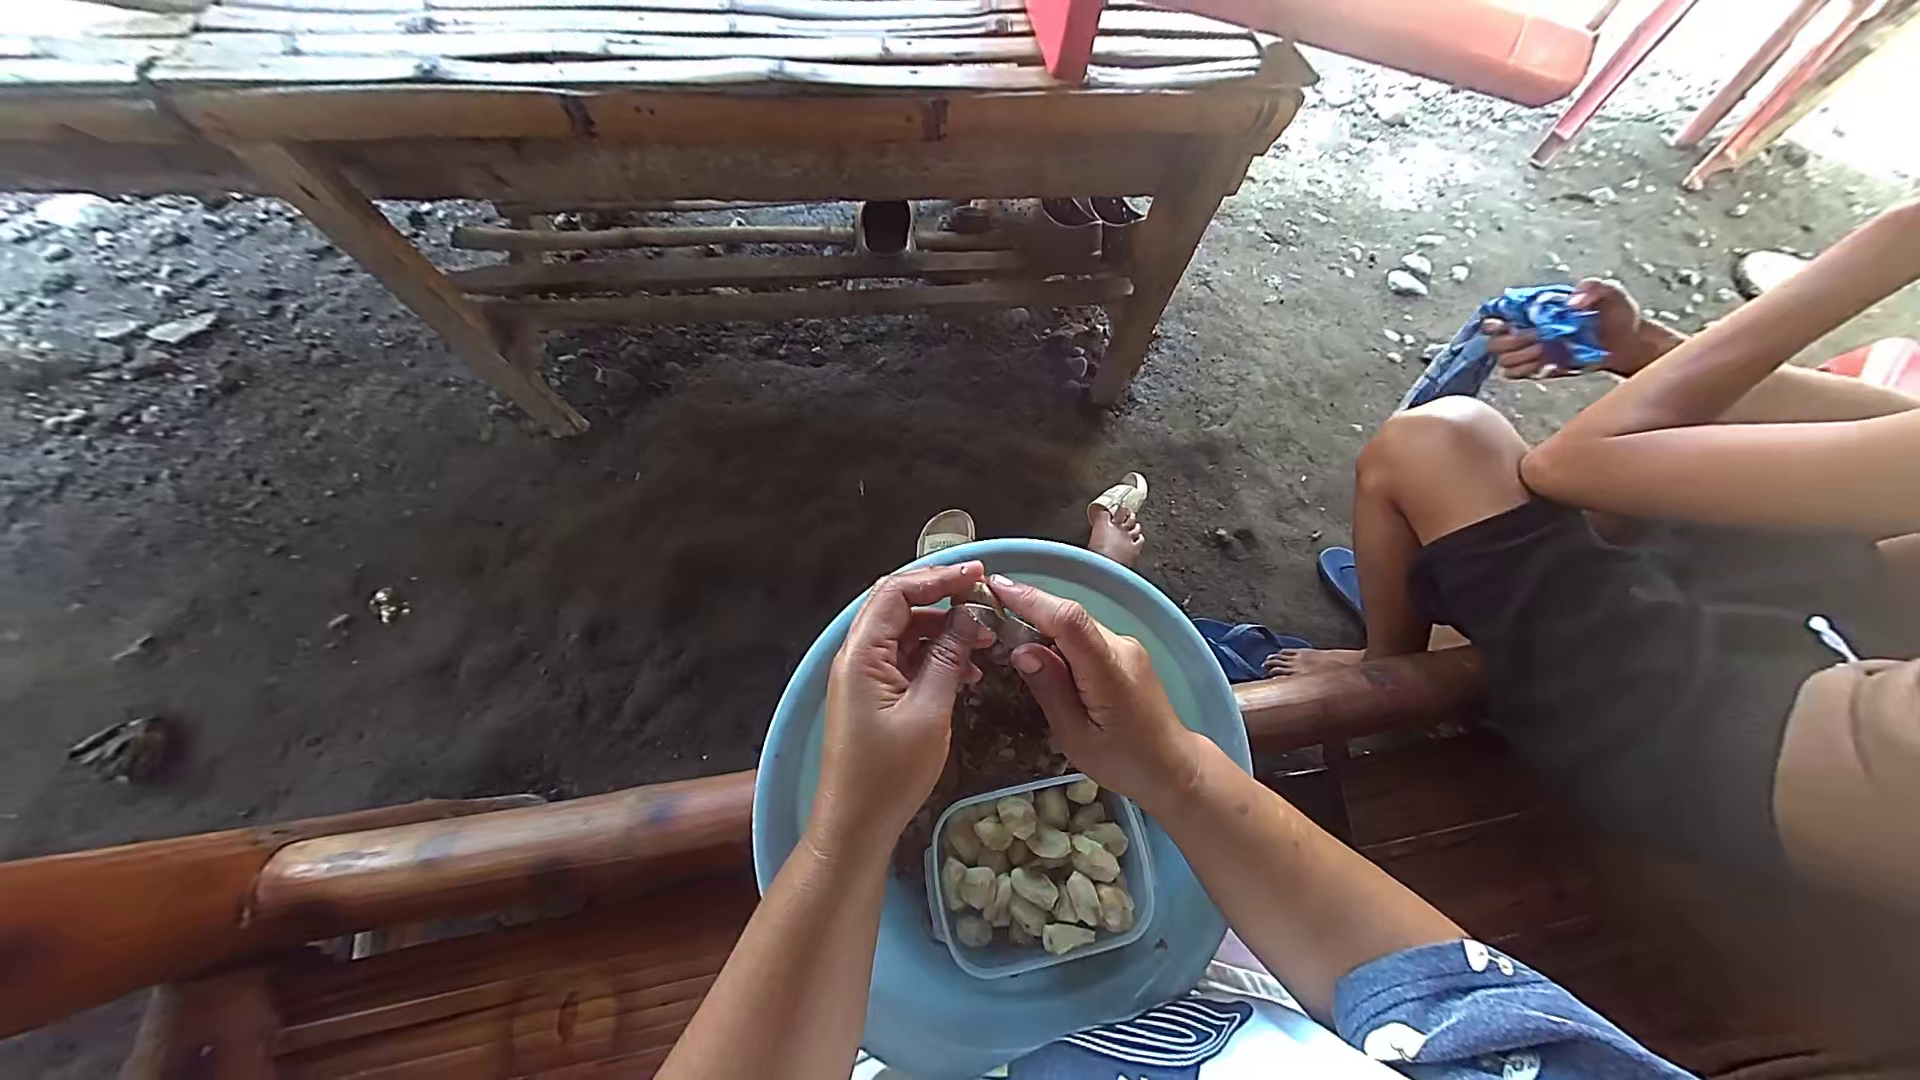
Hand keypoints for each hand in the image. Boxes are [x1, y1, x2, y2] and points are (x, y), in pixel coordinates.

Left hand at [813, 562, 992, 851]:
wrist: (856, 825)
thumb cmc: (889, 775)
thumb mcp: (929, 711)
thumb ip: (949, 657)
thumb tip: (969, 617)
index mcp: (862, 653)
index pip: (897, 592)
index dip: (938, 577)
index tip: (976, 575)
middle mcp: (858, 655)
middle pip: (898, 605)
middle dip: (942, 597)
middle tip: (982, 598)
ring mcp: (865, 674)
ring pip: (906, 631)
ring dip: (944, 629)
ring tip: (984, 640)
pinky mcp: (874, 692)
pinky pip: (906, 658)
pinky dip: (936, 655)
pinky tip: (967, 671)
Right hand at [988, 575, 1203, 811]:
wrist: (1174, 767)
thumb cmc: (1126, 761)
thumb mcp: (1077, 737)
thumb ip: (1050, 690)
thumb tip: (1021, 650)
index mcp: (1110, 671)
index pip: (1069, 621)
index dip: (1032, 600)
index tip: (997, 587)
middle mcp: (1120, 648)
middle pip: (1069, 616)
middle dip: (1027, 606)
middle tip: (989, 604)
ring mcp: (1124, 646)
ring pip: (1075, 623)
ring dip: (1040, 620)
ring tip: (1004, 624)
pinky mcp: (1122, 651)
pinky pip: (1083, 634)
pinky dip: (1056, 633)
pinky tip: (1036, 645)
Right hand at [1490, 279, 1672, 379]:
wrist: (1627, 343)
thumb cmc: (1617, 316)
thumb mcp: (1611, 292)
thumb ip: (1592, 288)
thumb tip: (1571, 303)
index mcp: (1531, 312)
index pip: (1495, 315)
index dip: (1494, 322)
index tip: (1509, 325)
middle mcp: (1522, 331)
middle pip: (1493, 342)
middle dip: (1513, 341)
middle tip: (1539, 337)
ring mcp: (1525, 352)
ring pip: (1502, 359)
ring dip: (1523, 356)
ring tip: (1548, 350)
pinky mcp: (1531, 369)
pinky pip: (1511, 374)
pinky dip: (1526, 370)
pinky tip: (1546, 363)